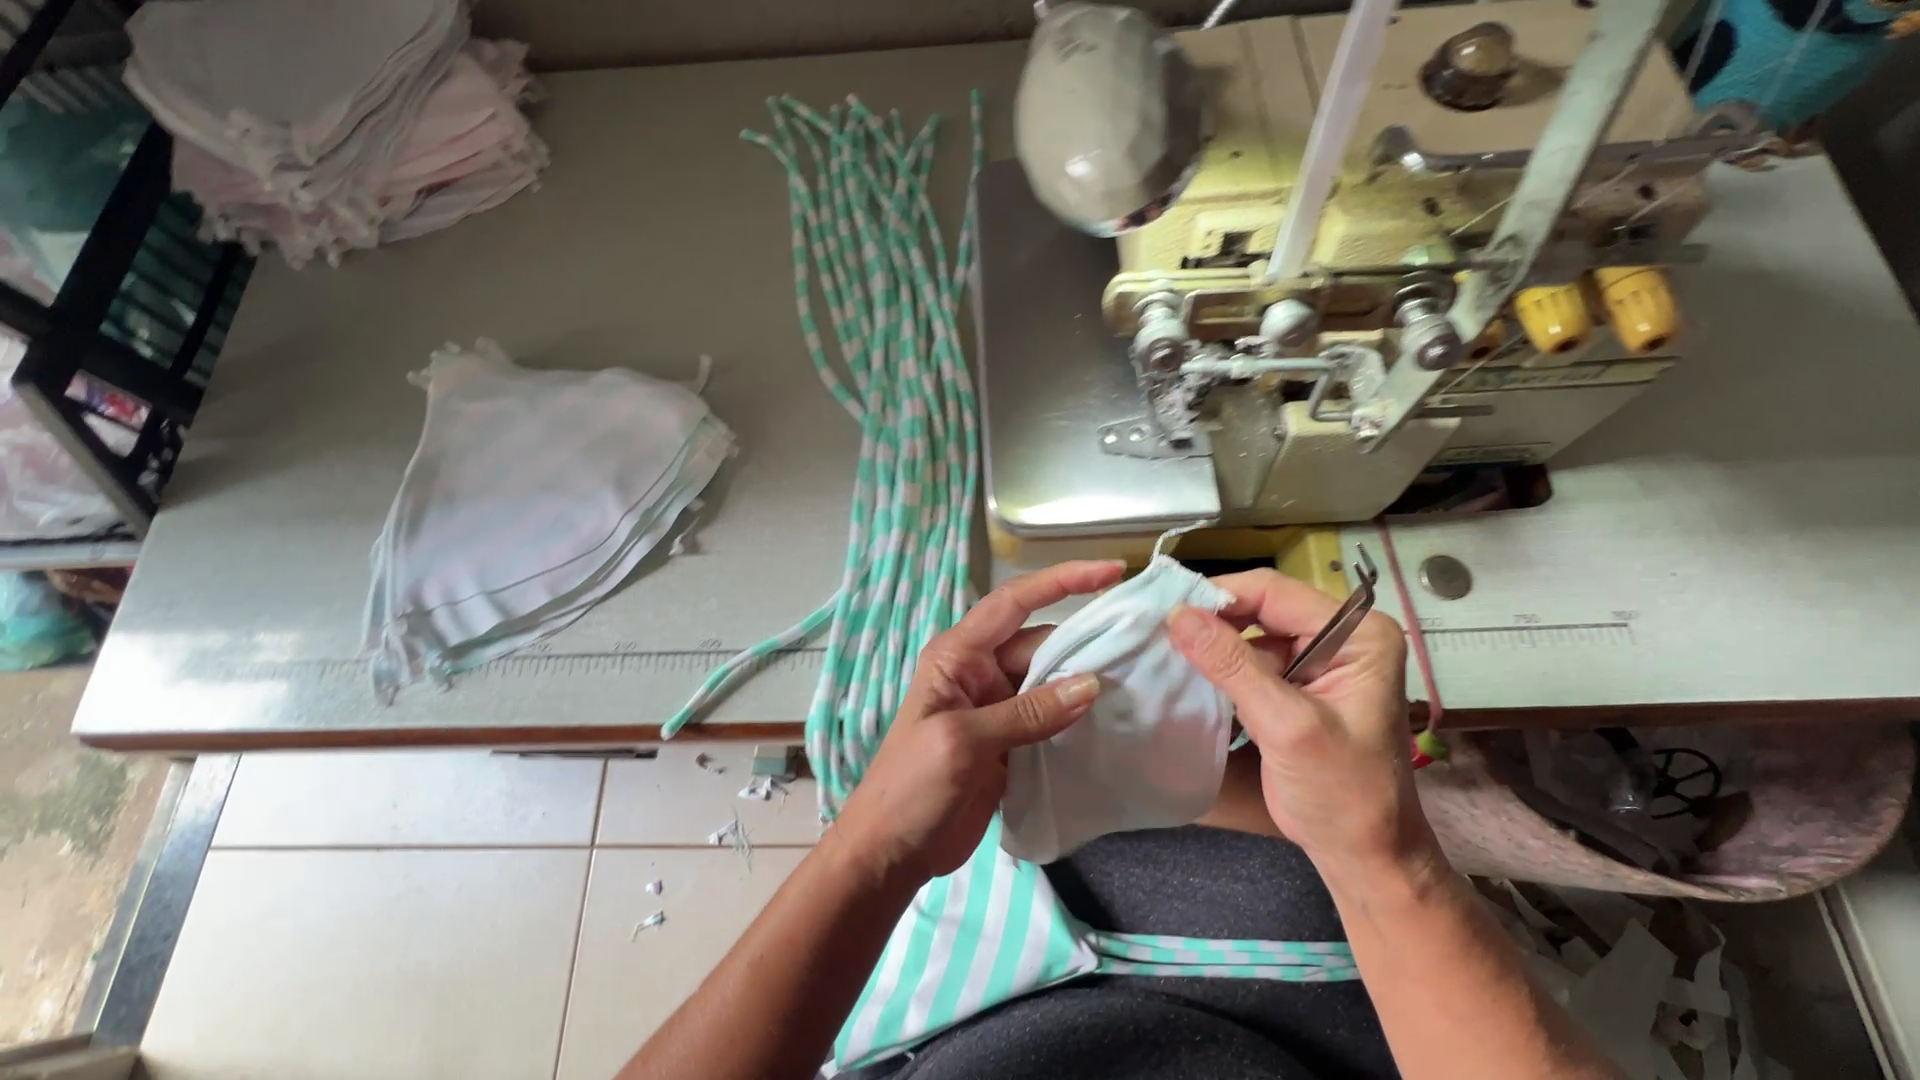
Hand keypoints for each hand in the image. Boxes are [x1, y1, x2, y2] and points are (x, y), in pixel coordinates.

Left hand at [832, 560, 1127, 886]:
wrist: (891, 852)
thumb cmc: (910, 786)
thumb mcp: (963, 742)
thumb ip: (1026, 713)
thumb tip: (1091, 685)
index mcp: (957, 655)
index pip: (1013, 602)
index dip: (1062, 581)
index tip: (1111, 571)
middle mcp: (979, 673)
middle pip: (1041, 643)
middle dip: (1085, 641)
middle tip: (1142, 645)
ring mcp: (995, 709)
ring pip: (1050, 681)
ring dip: (1086, 682)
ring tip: (1140, 682)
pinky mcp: (1009, 743)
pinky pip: (1050, 718)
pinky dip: (1078, 718)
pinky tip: (1113, 722)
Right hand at [1165, 569, 1443, 889]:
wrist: (1363, 854)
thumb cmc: (1342, 792)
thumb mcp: (1287, 725)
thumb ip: (1233, 666)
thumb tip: (1177, 616)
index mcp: (1358, 634)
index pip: (1276, 593)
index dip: (1220, 597)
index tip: (1167, 612)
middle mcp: (1341, 636)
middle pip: (1261, 608)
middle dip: (1212, 620)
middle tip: (1158, 631)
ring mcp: (1317, 661)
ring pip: (1249, 633)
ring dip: (1210, 644)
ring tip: (1163, 649)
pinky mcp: (1295, 686)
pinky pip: (1248, 661)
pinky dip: (1217, 668)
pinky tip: (1185, 674)